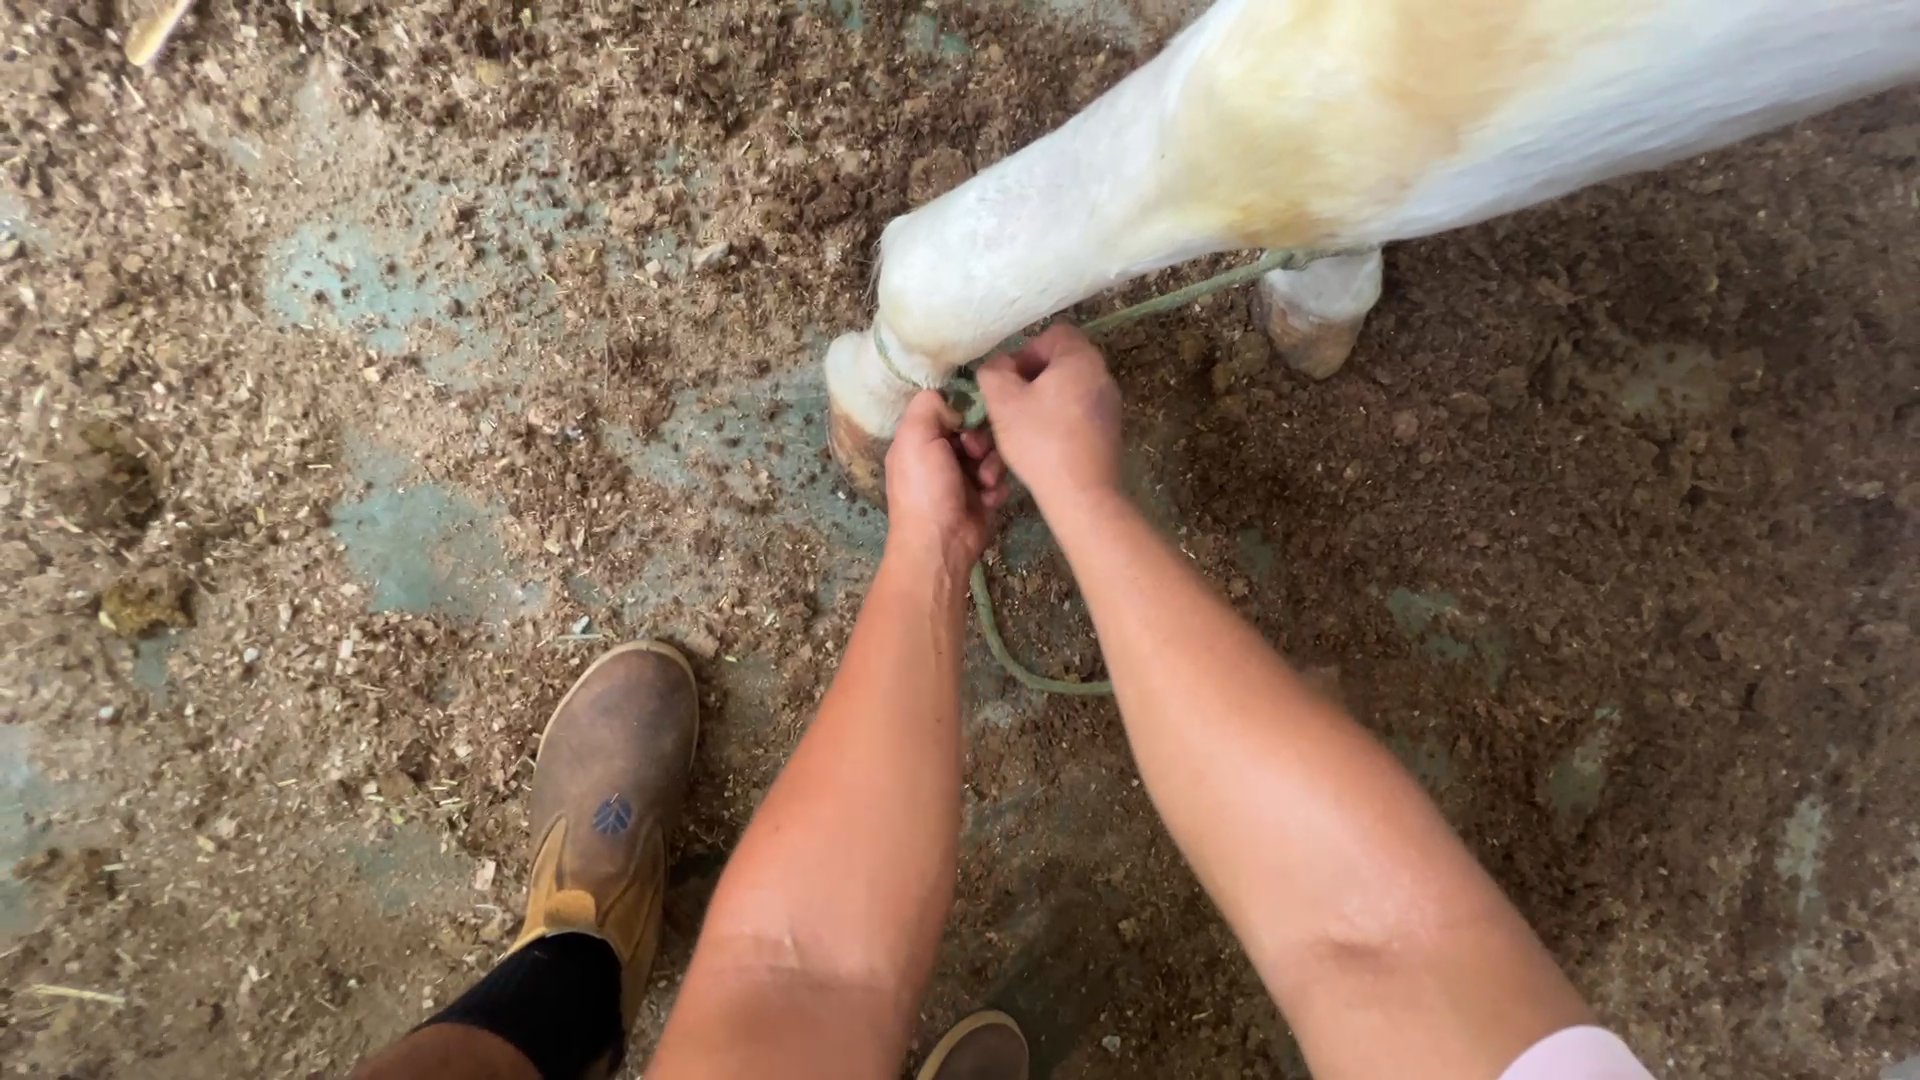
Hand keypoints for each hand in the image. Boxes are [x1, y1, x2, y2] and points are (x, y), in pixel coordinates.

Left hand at [883, 391, 1010, 576]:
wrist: (941, 543)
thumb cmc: (925, 489)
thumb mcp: (916, 437)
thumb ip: (929, 406)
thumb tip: (951, 400)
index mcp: (918, 439)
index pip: (948, 409)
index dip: (963, 409)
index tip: (970, 417)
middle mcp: (939, 456)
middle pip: (974, 429)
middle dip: (980, 439)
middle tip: (976, 452)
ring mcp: (962, 477)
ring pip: (991, 453)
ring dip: (992, 465)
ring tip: (985, 481)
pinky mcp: (983, 497)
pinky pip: (1000, 479)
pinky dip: (997, 487)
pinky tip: (989, 497)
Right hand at [974, 322, 1122, 510]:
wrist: (1081, 494)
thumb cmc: (1040, 441)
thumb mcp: (1003, 402)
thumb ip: (993, 373)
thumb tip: (998, 367)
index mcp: (1081, 358)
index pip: (1053, 334)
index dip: (1025, 352)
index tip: (1009, 381)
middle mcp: (1102, 375)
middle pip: (1059, 364)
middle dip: (1029, 381)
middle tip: (1009, 405)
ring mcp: (1109, 405)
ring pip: (1066, 392)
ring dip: (1040, 404)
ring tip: (1020, 427)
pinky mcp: (1108, 431)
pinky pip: (1076, 414)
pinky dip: (1057, 422)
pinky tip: (1041, 444)